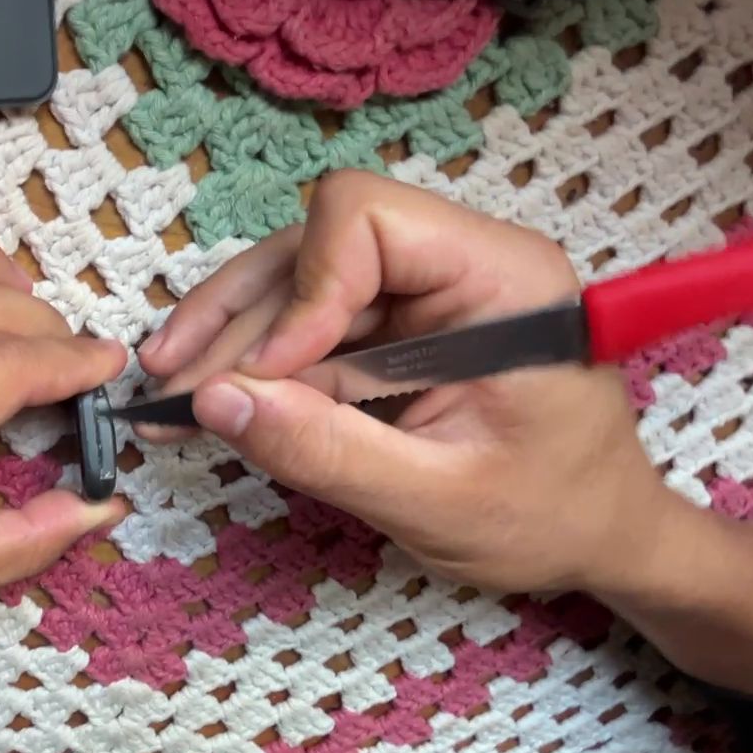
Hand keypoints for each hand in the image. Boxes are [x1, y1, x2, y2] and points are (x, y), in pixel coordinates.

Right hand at [140, 170, 675, 594]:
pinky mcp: (380, 328)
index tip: (262, 379)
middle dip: (232, 329)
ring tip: (163, 401)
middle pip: (306, 253)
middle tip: (168, 401)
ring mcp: (409, 294)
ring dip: (219, 342)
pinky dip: (240, 365)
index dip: (299, 293)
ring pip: (285, 286)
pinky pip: (294, 328)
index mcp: (496, 279)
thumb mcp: (437, 501)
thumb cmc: (546, 518)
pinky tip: (198, 396)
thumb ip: (326, 451)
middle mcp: (447, 263)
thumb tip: (211, 404)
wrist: (589, 533)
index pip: (366, 220)